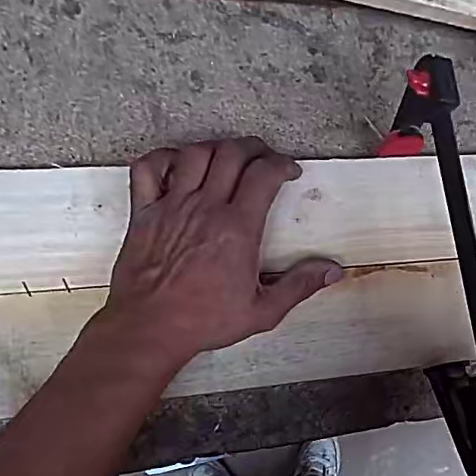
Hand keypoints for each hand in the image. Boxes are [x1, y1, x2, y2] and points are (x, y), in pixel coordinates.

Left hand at [90, 138, 341, 362]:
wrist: (150, 327)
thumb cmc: (203, 320)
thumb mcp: (263, 311)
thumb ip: (300, 286)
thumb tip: (330, 272)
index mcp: (237, 229)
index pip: (264, 175)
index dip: (282, 165)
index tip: (290, 172)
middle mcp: (205, 209)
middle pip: (232, 154)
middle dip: (255, 149)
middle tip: (264, 159)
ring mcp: (172, 206)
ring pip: (196, 153)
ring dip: (217, 148)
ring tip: (229, 157)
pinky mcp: (145, 212)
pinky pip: (148, 167)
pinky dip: (165, 157)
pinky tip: (179, 165)